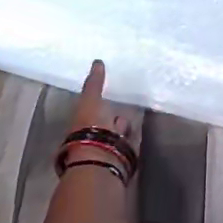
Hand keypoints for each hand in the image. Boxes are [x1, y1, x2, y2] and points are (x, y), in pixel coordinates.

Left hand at [61, 60, 137, 177]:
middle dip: (114, 120)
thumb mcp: (91, 101)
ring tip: (135, 121)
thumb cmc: (91, 127)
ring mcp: (109, 151)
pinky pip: (130, 147)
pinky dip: (133, 141)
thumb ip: (93, 84)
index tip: (109, 98)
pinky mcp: (124, 161)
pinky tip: (139, 135)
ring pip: (119, 137)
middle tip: (123, 111)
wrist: (102, 158)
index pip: (92, 112)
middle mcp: (94, 138)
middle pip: (107, 125)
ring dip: (125, 131)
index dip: (99, 106)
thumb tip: (97, 62)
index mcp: (82, 124)